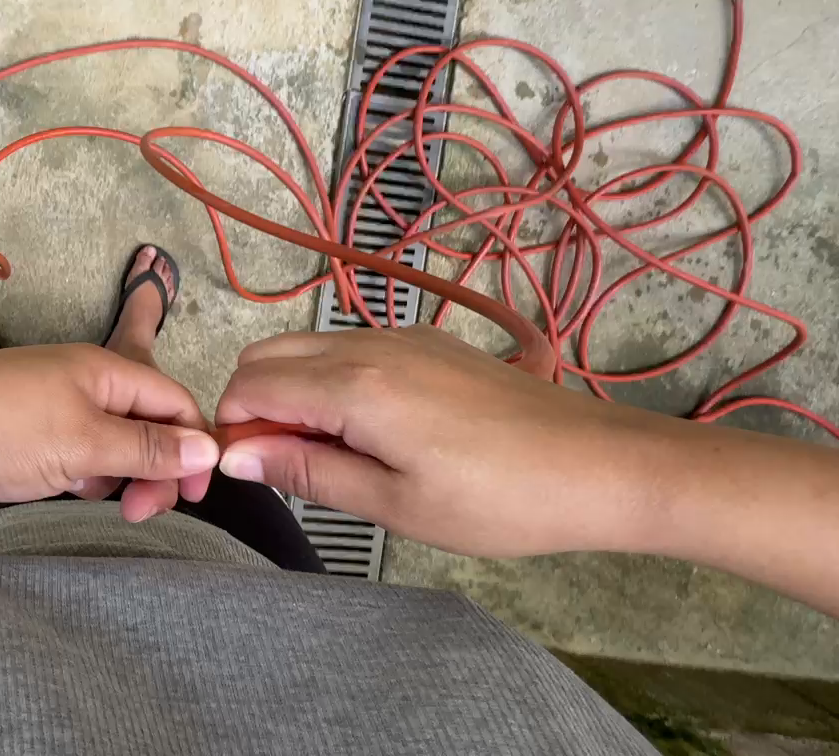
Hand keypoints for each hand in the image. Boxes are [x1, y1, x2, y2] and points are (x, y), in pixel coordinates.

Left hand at [0, 345, 218, 521]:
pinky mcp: (29, 434)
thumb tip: (209, 447)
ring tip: (84, 491)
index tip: (194, 496)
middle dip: (152, 468)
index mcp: (105, 371)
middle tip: (139, 512)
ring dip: (113, 474)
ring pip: (110, 444)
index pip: (173, 400)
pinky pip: (76, 454)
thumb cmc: (4, 428)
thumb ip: (148, 447)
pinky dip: (79, 474)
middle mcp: (84, 382)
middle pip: (145, 424)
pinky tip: (60, 488)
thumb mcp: (85, 442)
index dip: (194, 444)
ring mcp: (54, 408)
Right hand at [214, 325, 683, 556]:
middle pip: (261, 355)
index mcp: (350, 386)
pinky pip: (340, 344)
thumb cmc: (498, 499)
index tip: (255, 469)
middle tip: (288, 458)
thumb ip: (306, 471)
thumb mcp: (396, 504)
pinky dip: (323, 376)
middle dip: (251, 402)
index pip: (247, 387)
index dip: (232, 428)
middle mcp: (360, 344)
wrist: (606, 463)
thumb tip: (234, 456)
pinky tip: (370, 422)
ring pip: (299, 345)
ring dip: (287, 388)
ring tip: (331, 445)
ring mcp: (392, 334)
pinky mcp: (419, 337)